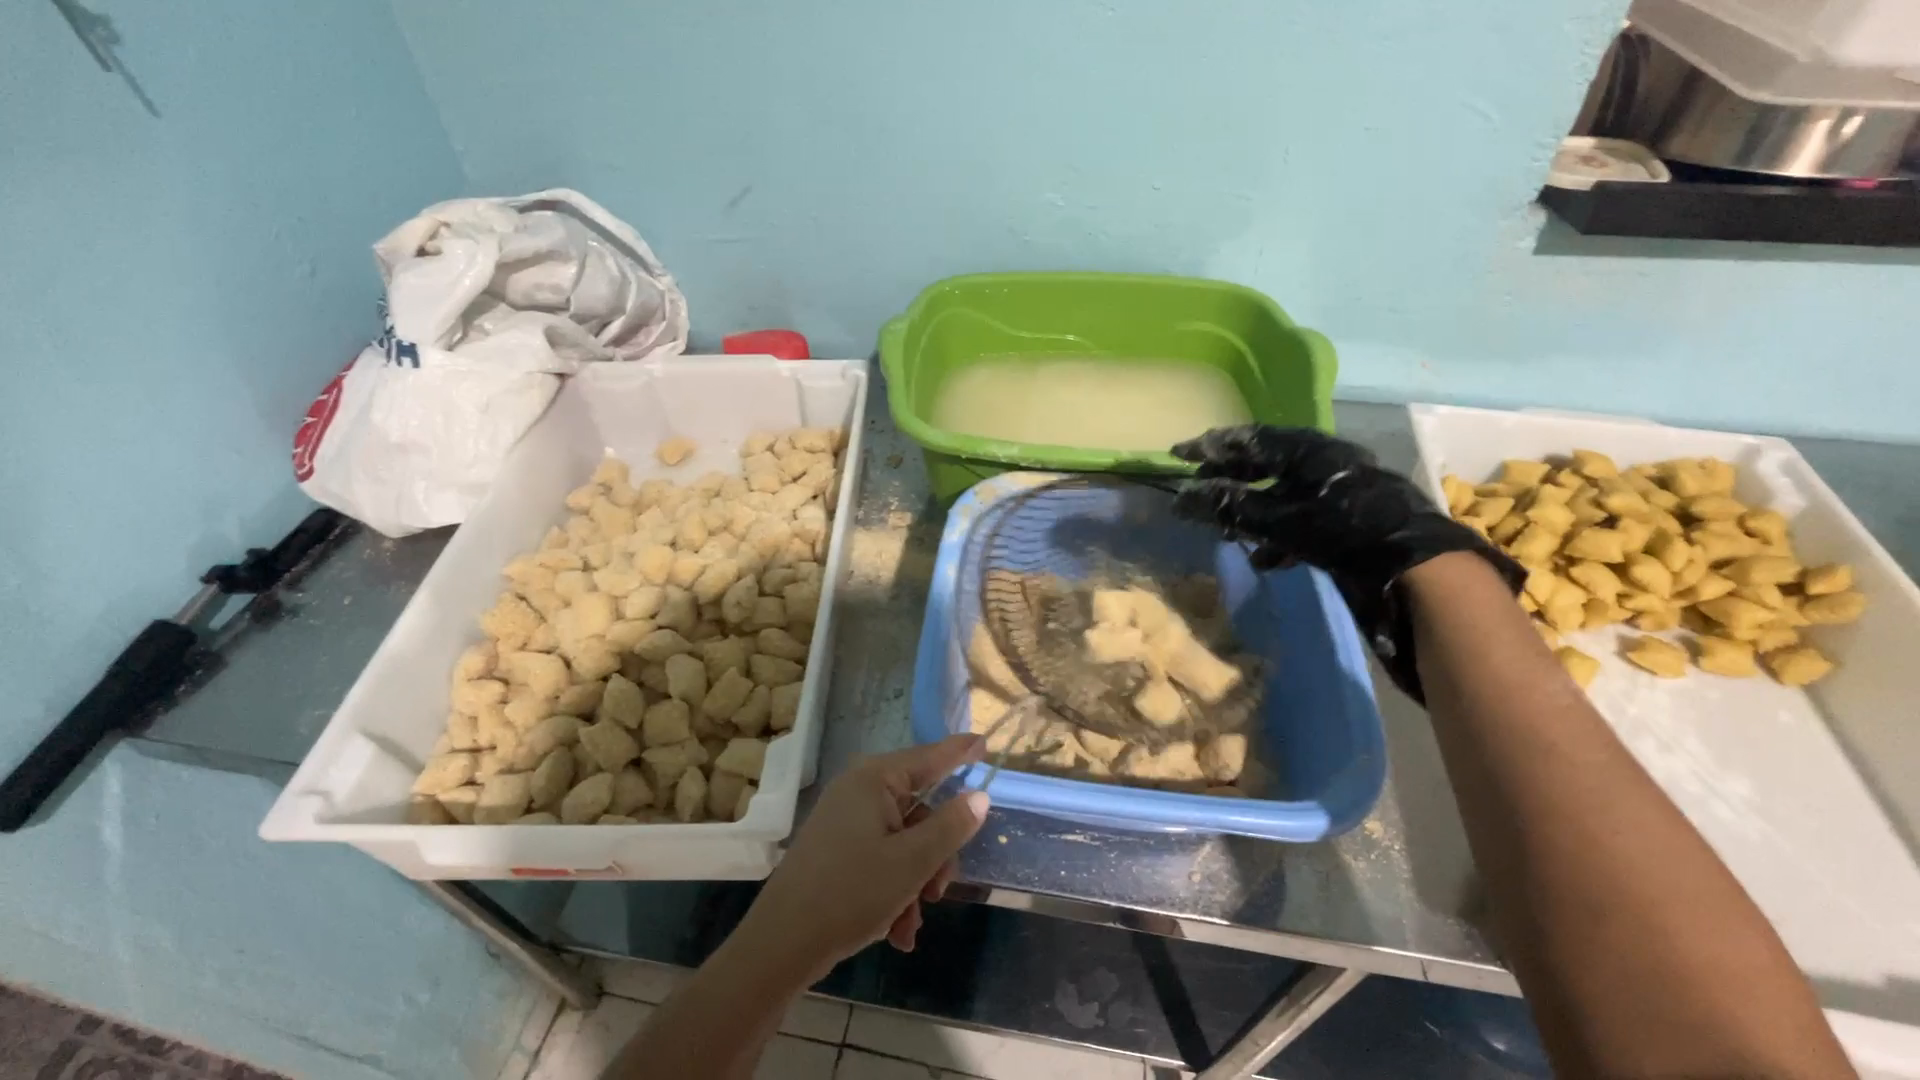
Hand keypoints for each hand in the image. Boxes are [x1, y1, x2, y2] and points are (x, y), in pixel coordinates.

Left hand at [738, 735, 990, 980]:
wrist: (781, 945)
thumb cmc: (850, 894)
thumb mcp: (912, 862)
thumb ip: (951, 826)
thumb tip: (979, 796)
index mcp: (874, 781)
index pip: (930, 757)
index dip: (960, 752)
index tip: (985, 742)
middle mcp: (859, 792)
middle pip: (922, 811)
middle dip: (936, 856)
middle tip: (937, 893)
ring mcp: (846, 821)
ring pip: (905, 842)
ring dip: (916, 883)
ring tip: (910, 926)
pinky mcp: (838, 850)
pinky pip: (883, 860)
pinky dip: (895, 892)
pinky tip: (897, 932)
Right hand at [1170, 425, 1523, 701]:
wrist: (1420, 571)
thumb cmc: (1347, 533)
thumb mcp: (1283, 521)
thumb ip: (1234, 507)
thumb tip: (1182, 498)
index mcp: (1312, 451)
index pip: (1252, 439)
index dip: (1213, 446)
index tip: (1178, 455)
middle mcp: (1328, 463)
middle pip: (1268, 465)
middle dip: (1231, 480)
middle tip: (1199, 490)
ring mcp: (1343, 492)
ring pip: (1285, 495)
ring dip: (1253, 511)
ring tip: (1228, 531)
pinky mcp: (1352, 522)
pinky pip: (1304, 521)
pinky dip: (1280, 536)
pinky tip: (1268, 560)